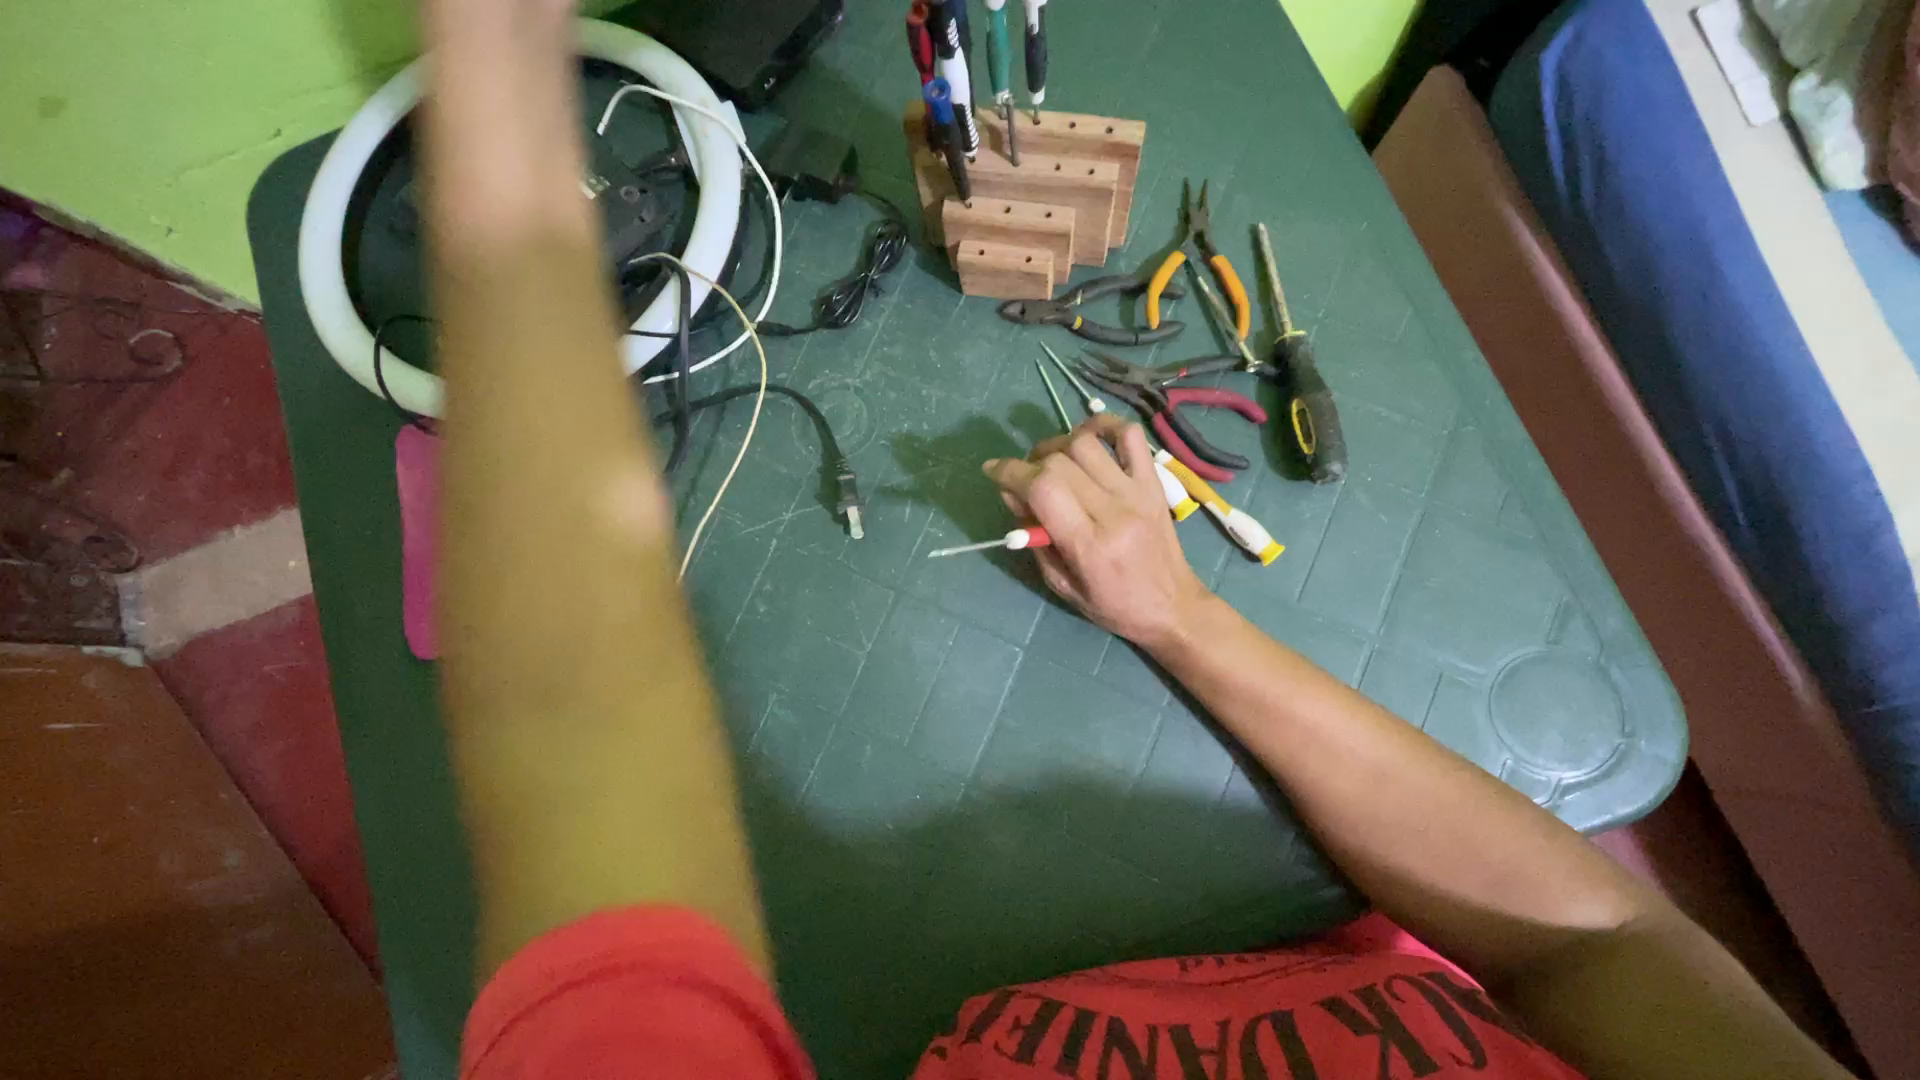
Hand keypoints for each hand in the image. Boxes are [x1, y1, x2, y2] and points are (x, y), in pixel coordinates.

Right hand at [983, 415, 1211, 649]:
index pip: (1043, 489)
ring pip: (1086, 443)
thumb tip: (1013, 495)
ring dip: (1057, 444)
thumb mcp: (1062, 585)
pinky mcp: (1154, 481)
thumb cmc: (1114, 605)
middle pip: (1058, 462)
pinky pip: (1129, 435)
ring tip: (1050, 462)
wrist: (1173, 607)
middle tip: (1024, 480)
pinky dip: (1103, 425)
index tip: (993, 470)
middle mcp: (1114, 511)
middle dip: (1029, 464)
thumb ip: (1035, 539)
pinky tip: (1087, 437)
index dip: (1010, 473)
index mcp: (1089, 545)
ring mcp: (1137, 491)